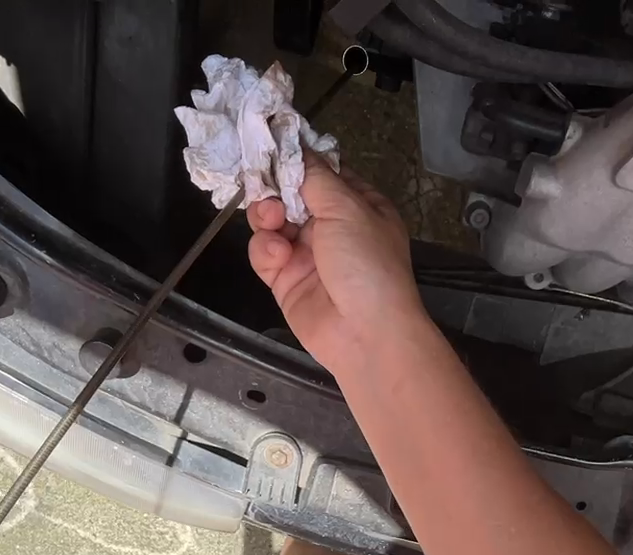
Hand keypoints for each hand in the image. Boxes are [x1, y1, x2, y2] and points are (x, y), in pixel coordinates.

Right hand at [246, 155, 436, 373]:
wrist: (365, 333)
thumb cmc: (367, 265)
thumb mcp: (348, 208)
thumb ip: (315, 176)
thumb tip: (296, 145)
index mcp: (357, 205)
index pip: (321, 172)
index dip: (296, 158)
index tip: (270, 142)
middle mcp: (332, 227)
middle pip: (290, 194)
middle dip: (275, 187)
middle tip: (265, 183)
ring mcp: (307, 255)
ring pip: (272, 222)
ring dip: (266, 216)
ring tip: (273, 220)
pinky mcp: (286, 280)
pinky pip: (264, 254)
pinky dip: (265, 250)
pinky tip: (277, 255)